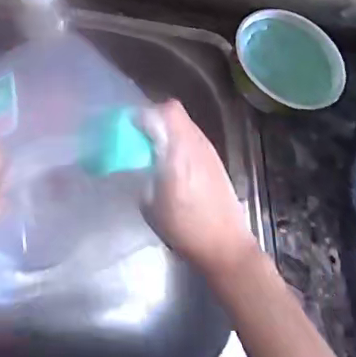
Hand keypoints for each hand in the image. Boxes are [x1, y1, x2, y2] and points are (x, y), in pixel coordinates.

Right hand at [141, 99, 256, 277]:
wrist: (226, 246)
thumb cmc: (185, 229)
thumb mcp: (151, 205)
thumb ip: (143, 174)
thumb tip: (139, 161)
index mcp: (177, 152)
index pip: (161, 113)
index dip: (142, 115)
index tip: (128, 129)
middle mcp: (195, 144)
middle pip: (173, 110)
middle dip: (153, 117)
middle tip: (140, 135)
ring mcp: (208, 150)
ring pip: (184, 122)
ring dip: (167, 127)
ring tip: (155, 149)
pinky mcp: (215, 159)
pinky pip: (192, 136)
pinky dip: (178, 139)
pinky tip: (173, 163)